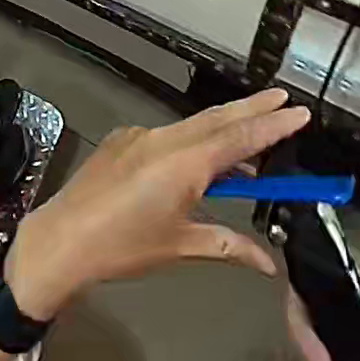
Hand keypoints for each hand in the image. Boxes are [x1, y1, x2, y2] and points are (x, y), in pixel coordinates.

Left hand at [4, 89, 309, 319]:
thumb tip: (267, 262)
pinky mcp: (123, 139)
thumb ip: (228, 246)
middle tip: (283, 97)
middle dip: (254, 108)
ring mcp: (142, 134)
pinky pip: (168, 135)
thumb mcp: (180, 246)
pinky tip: (193, 165)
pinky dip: (191, 142)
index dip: (273, 125)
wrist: (60, 240)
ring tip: (248, 147)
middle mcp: (167, 138)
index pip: (240, 138)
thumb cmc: (123, 247)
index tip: (299, 111)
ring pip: (194, 125)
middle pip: (220, 118)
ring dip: (223, 129)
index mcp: (185, 162)